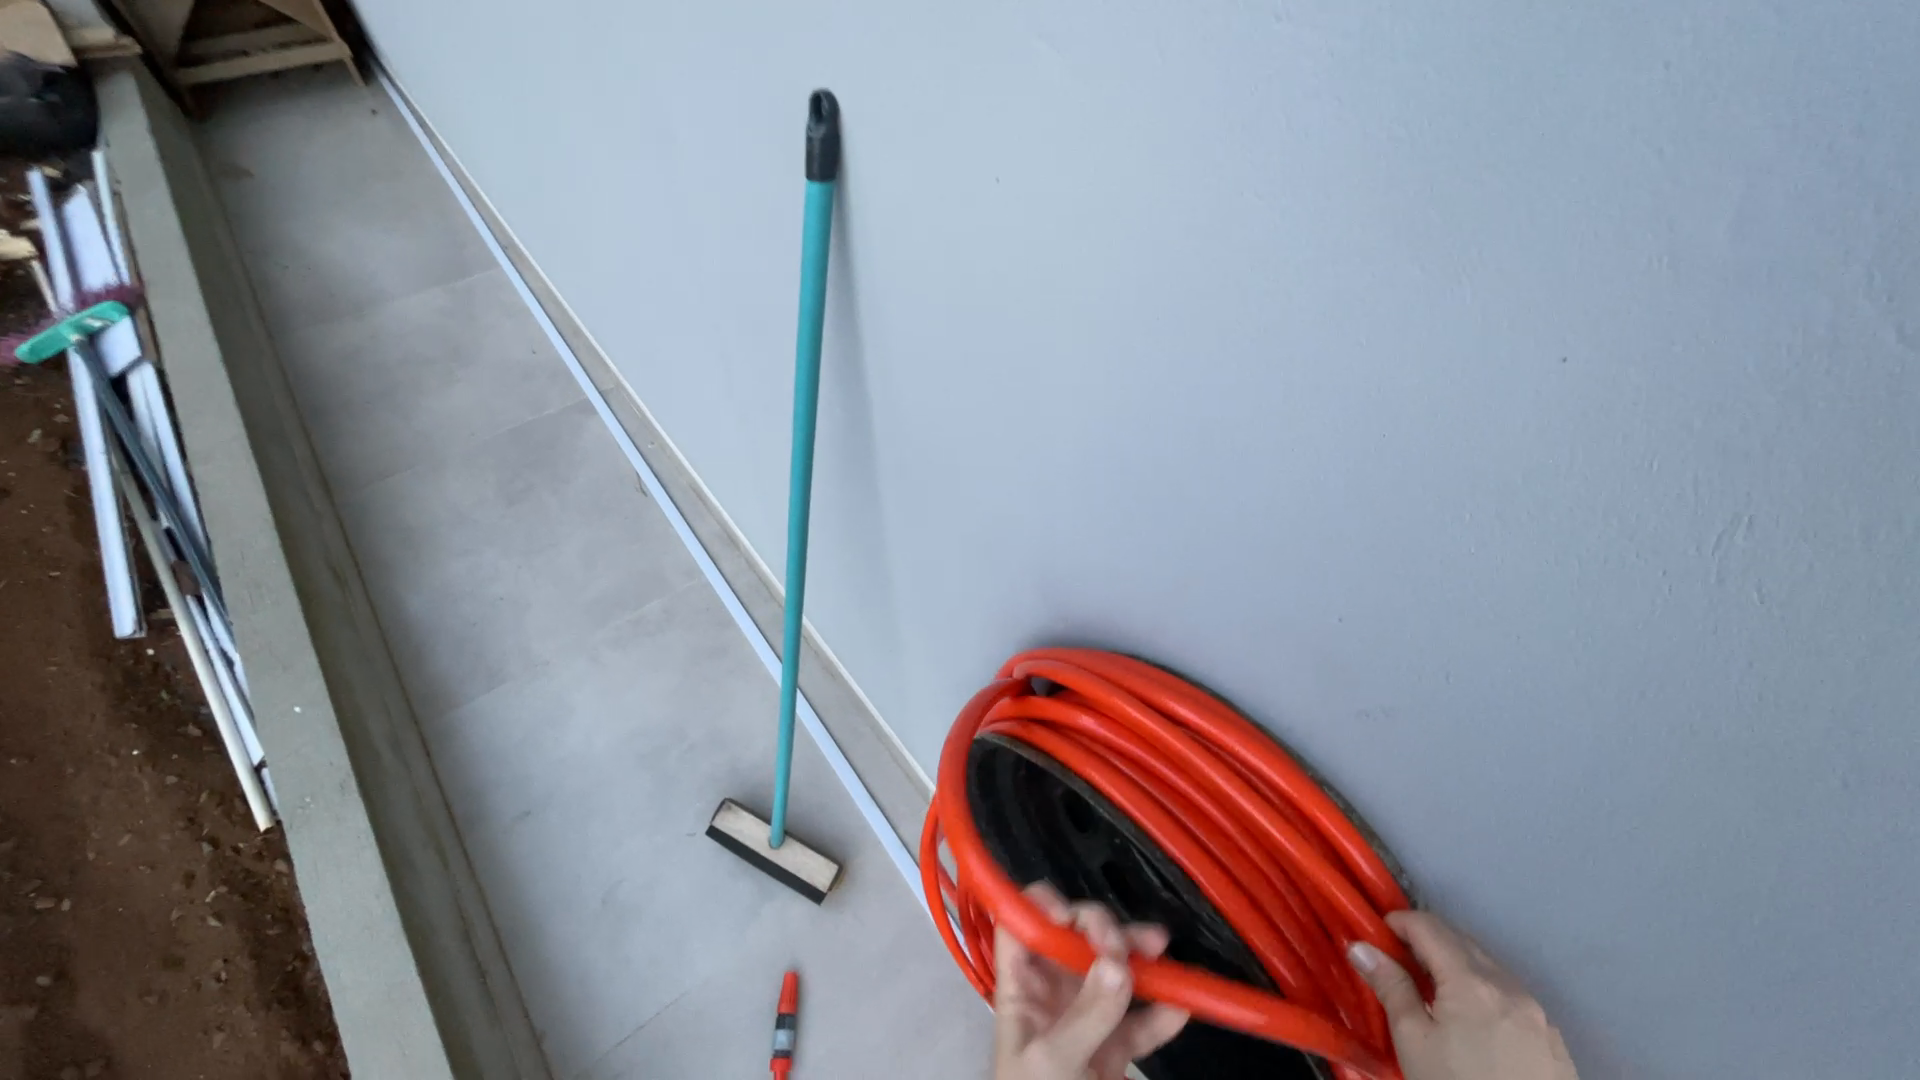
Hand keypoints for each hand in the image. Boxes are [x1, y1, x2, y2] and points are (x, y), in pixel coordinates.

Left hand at [993, 883, 1189, 1079]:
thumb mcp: (1051, 1062)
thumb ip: (1086, 1015)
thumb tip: (1119, 963)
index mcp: (1020, 988)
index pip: (1021, 926)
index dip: (1041, 906)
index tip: (1072, 912)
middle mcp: (1050, 994)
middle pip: (1074, 940)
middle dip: (1103, 930)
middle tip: (1127, 943)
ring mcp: (1083, 1020)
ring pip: (1111, 974)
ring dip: (1139, 960)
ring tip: (1163, 951)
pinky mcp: (1112, 1053)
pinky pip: (1139, 1025)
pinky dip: (1161, 1015)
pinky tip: (1184, 1006)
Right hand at [1348, 911, 1578, 1079]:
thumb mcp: (1413, 1041)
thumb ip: (1390, 986)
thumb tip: (1361, 947)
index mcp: (1472, 981)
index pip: (1428, 926)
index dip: (1397, 923)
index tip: (1376, 939)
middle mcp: (1510, 986)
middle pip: (1461, 940)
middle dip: (1426, 942)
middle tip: (1397, 965)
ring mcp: (1539, 1014)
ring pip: (1489, 968)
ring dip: (1456, 966)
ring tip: (1434, 996)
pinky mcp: (1554, 1041)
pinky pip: (1511, 997)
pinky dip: (1484, 993)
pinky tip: (1473, 1025)